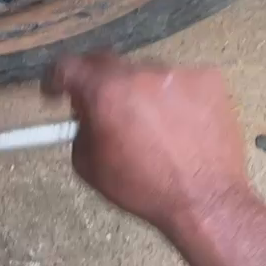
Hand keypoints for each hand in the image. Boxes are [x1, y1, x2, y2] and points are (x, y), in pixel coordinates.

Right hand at [44, 52, 253, 237]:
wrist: (205, 200)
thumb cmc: (145, 188)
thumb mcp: (89, 166)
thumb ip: (80, 130)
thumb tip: (85, 115)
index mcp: (105, 93)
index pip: (68, 65)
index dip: (57, 77)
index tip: (59, 88)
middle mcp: (139, 73)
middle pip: (107, 64)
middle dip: (100, 85)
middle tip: (106, 111)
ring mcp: (177, 73)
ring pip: (145, 74)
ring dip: (139, 92)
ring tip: (151, 127)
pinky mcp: (208, 78)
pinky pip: (178, 81)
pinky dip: (172, 98)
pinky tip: (178, 125)